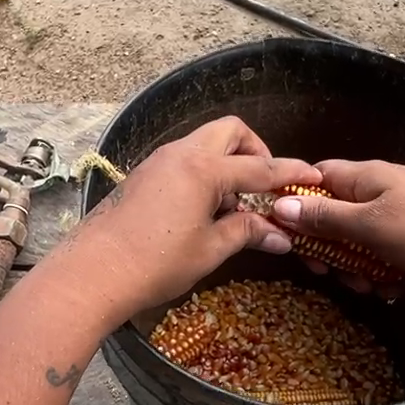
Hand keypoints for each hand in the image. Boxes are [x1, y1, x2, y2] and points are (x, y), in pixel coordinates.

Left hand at [50, 117, 319, 319]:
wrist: (92, 272)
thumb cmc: (155, 263)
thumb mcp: (209, 250)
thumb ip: (245, 233)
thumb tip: (279, 235)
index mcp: (203, 169)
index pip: (259, 166)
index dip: (288, 173)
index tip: (312, 175)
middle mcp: (180, 154)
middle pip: (229, 132)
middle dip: (255, 150)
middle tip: (265, 184)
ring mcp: (157, 162)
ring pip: (203, 144)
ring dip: (227, 162)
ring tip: (235, 202)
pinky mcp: (142, 176)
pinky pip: (182, 160)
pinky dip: (203, 173)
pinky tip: (205, 208)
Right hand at [270, 159, 404, 288]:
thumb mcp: (371, 226)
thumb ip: (325, 217)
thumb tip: (278, 204)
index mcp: (364, 177)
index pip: (313, 179)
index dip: (295, 204)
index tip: (288, 236)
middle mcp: (379, 189)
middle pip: (332, 214)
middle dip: (327, 247)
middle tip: (330, 273)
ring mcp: (401, 212)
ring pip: (358, 240)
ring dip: (357, 266)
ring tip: (371, 286)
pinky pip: (386, 253)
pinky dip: (384, 271)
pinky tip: (396, 289)